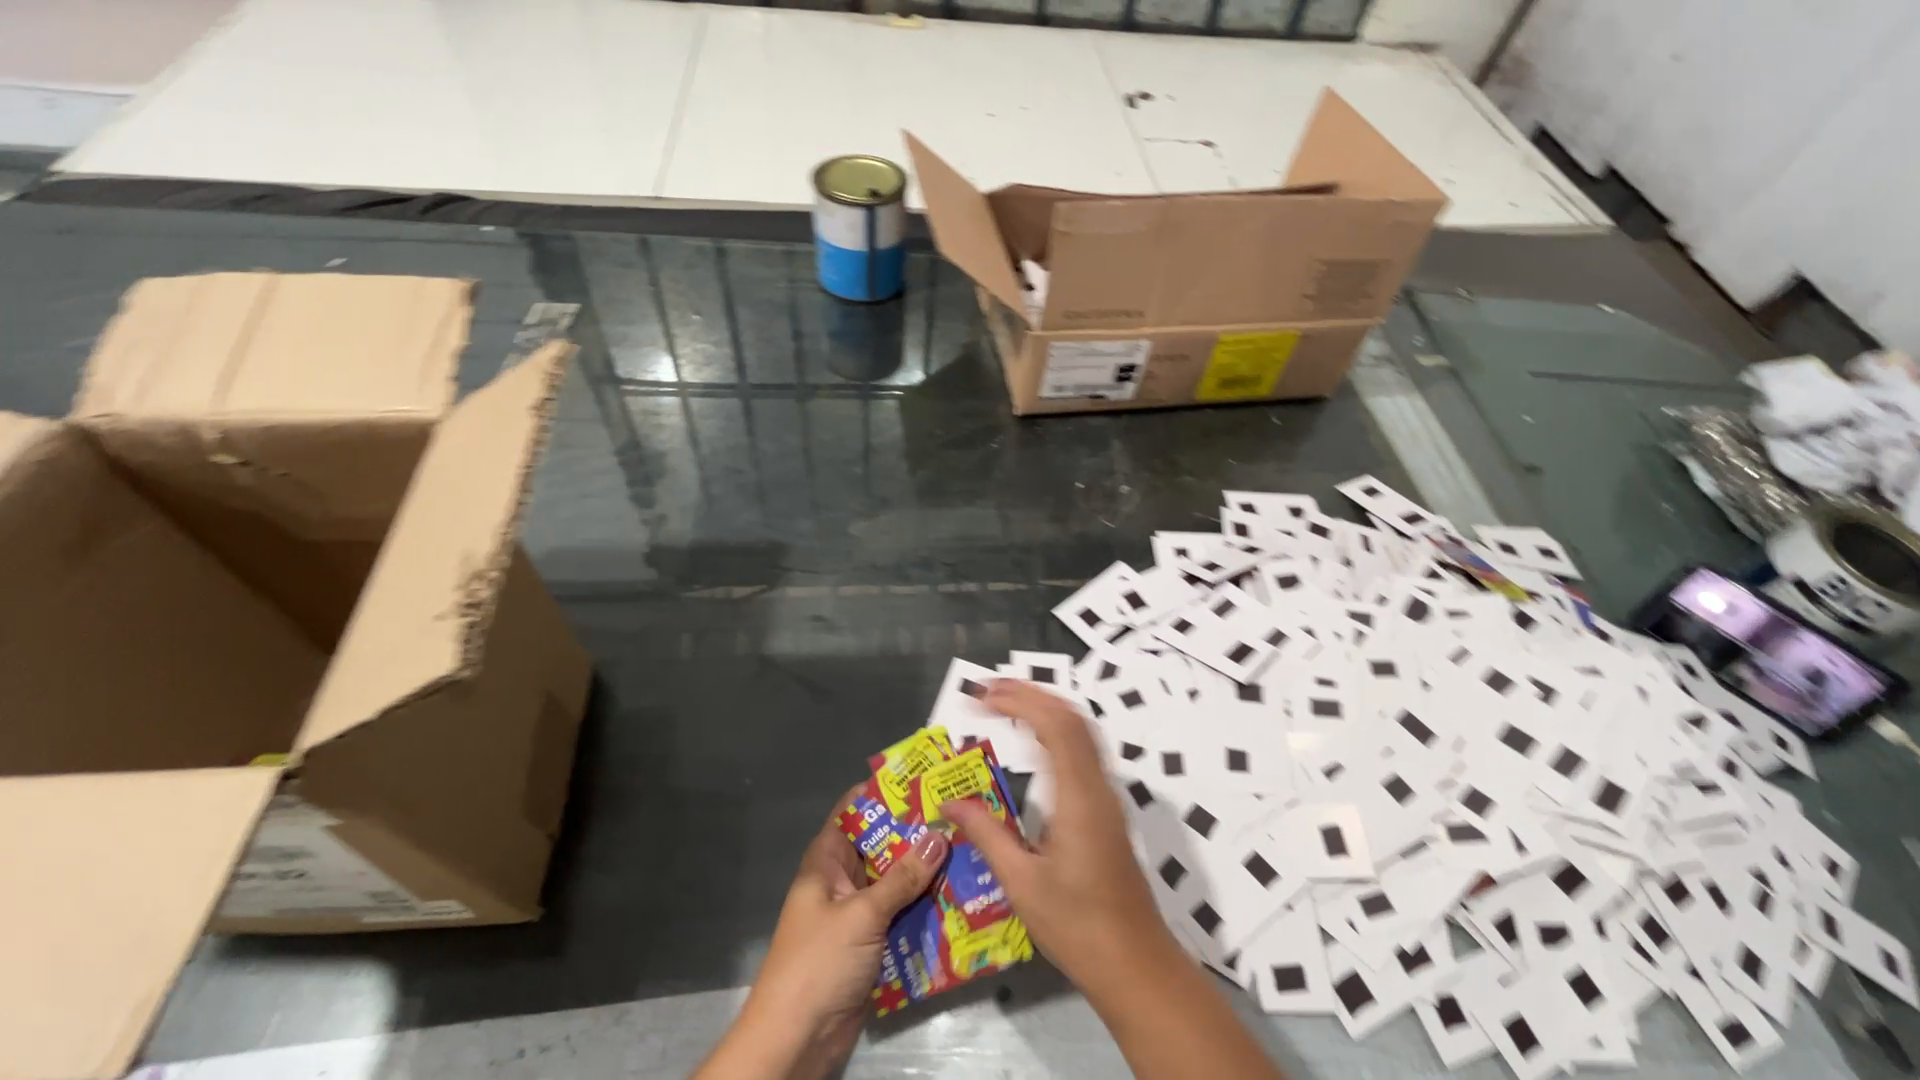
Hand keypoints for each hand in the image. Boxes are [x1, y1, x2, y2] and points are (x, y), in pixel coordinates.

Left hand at [695, 789, 947, 1079]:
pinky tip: (961, 900)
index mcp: (826, 862)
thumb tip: (939, 835)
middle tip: (963, 817)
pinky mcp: (872, 945)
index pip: (853, 813)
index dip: (883, 793)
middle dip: (916, 834)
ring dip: (927, 874)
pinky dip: (926, 910)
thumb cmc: (818, 963)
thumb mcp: (862, 915)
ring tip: (972, 853)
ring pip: (897, 883)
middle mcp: (842, 881)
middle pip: (881, 847)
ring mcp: (857, 914)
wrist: (797, 1037)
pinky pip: (902, 917)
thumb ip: (902, 877)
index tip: (923, 778)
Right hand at [941, 680, 1176, 988]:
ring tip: (1005, 706)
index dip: (1019, 701)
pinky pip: (1085, 754)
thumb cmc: (1077, 927)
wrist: (1135, 965)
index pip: (1055, 727)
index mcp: (1078, 800)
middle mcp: (1099, 789)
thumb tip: (949, 803)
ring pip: (1083, 734)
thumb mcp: (1022, 883)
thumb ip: (986, 835)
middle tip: (987, 691)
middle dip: (1031, 696)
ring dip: (1046, 710)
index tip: (981, 697)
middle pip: (1073, 720)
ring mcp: (1108, 801)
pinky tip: (1033, 745)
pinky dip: (1057, 733)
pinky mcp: (1108, 814)